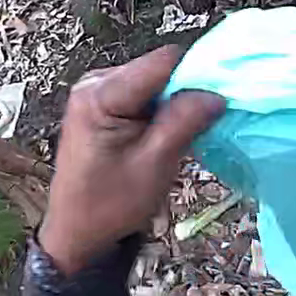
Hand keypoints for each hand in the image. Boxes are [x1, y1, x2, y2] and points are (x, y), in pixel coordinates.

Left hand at [38, 46, 224, 274]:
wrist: (77, 233)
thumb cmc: (112, 205)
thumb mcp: (154, 164)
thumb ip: (184, 121)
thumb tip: (217, 93)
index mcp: (101, 94)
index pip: (164, 62)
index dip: (196, 76)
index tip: (214, 105)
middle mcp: (95, 82)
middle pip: (159, 69)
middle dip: (183, 93)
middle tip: (195, 128)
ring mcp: (96, 90)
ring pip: (155, 81)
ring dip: (172, 104)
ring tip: (175, 137)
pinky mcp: (102, 102)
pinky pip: (144, 94)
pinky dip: (160, 111)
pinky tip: (160, 136)